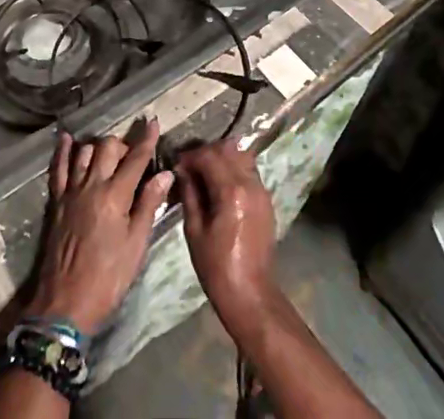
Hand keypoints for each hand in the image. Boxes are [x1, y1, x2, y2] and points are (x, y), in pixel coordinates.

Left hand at [27, 119, 173, 333]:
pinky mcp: (56, 201)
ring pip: (84, 152)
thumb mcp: (136, 244)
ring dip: (98, 148)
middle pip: (108, 148)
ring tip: (110, 156)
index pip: (135, 159)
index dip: (146, 139)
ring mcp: (70, 191)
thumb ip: (148, 205)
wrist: (66, 302)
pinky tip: (67, 139)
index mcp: (115, 195)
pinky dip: (63, 151)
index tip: (154, 122)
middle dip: (123, 144)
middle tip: (134, 157)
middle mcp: (91, 185)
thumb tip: (165, 175)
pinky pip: (57, 168)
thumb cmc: (108, 277)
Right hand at [175, 141, 276, 322]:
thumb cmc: (216, 266)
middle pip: (228, 150)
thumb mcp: (194, 229)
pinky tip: (219, 185)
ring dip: (222, 158)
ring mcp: (262, 191)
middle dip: (206, 153)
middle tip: (189, 166)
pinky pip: (249, 172)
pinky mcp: (266, 201)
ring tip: (204, 174)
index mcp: (231, 191)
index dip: (190, 156)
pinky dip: (233, 169)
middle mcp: (250, 184)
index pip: (209, 156)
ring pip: (241, 157)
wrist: (250, 294)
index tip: (177, 163)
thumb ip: (190, 193)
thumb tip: (182, 171)